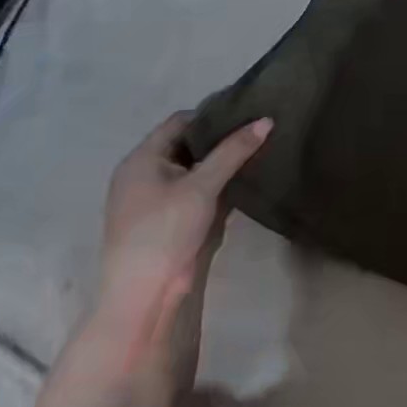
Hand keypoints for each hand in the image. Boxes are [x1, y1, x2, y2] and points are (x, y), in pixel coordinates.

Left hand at [98, 111, 271, 312]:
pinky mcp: (161, 220)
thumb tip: (266, 120)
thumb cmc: (166, 229)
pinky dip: (210, 185)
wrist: (143, 292)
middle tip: (254, 133)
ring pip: (188, 169)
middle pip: (184, 144)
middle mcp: (141, 173)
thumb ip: (233, 152)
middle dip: (217, 140)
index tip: (246, 114)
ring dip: (215, 164)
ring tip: (252, 154)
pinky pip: (188, 191)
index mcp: (141, 158)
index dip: (212, 114)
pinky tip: (237, 184)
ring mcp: (149, 198)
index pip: (180, 121)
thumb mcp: (203, 186)